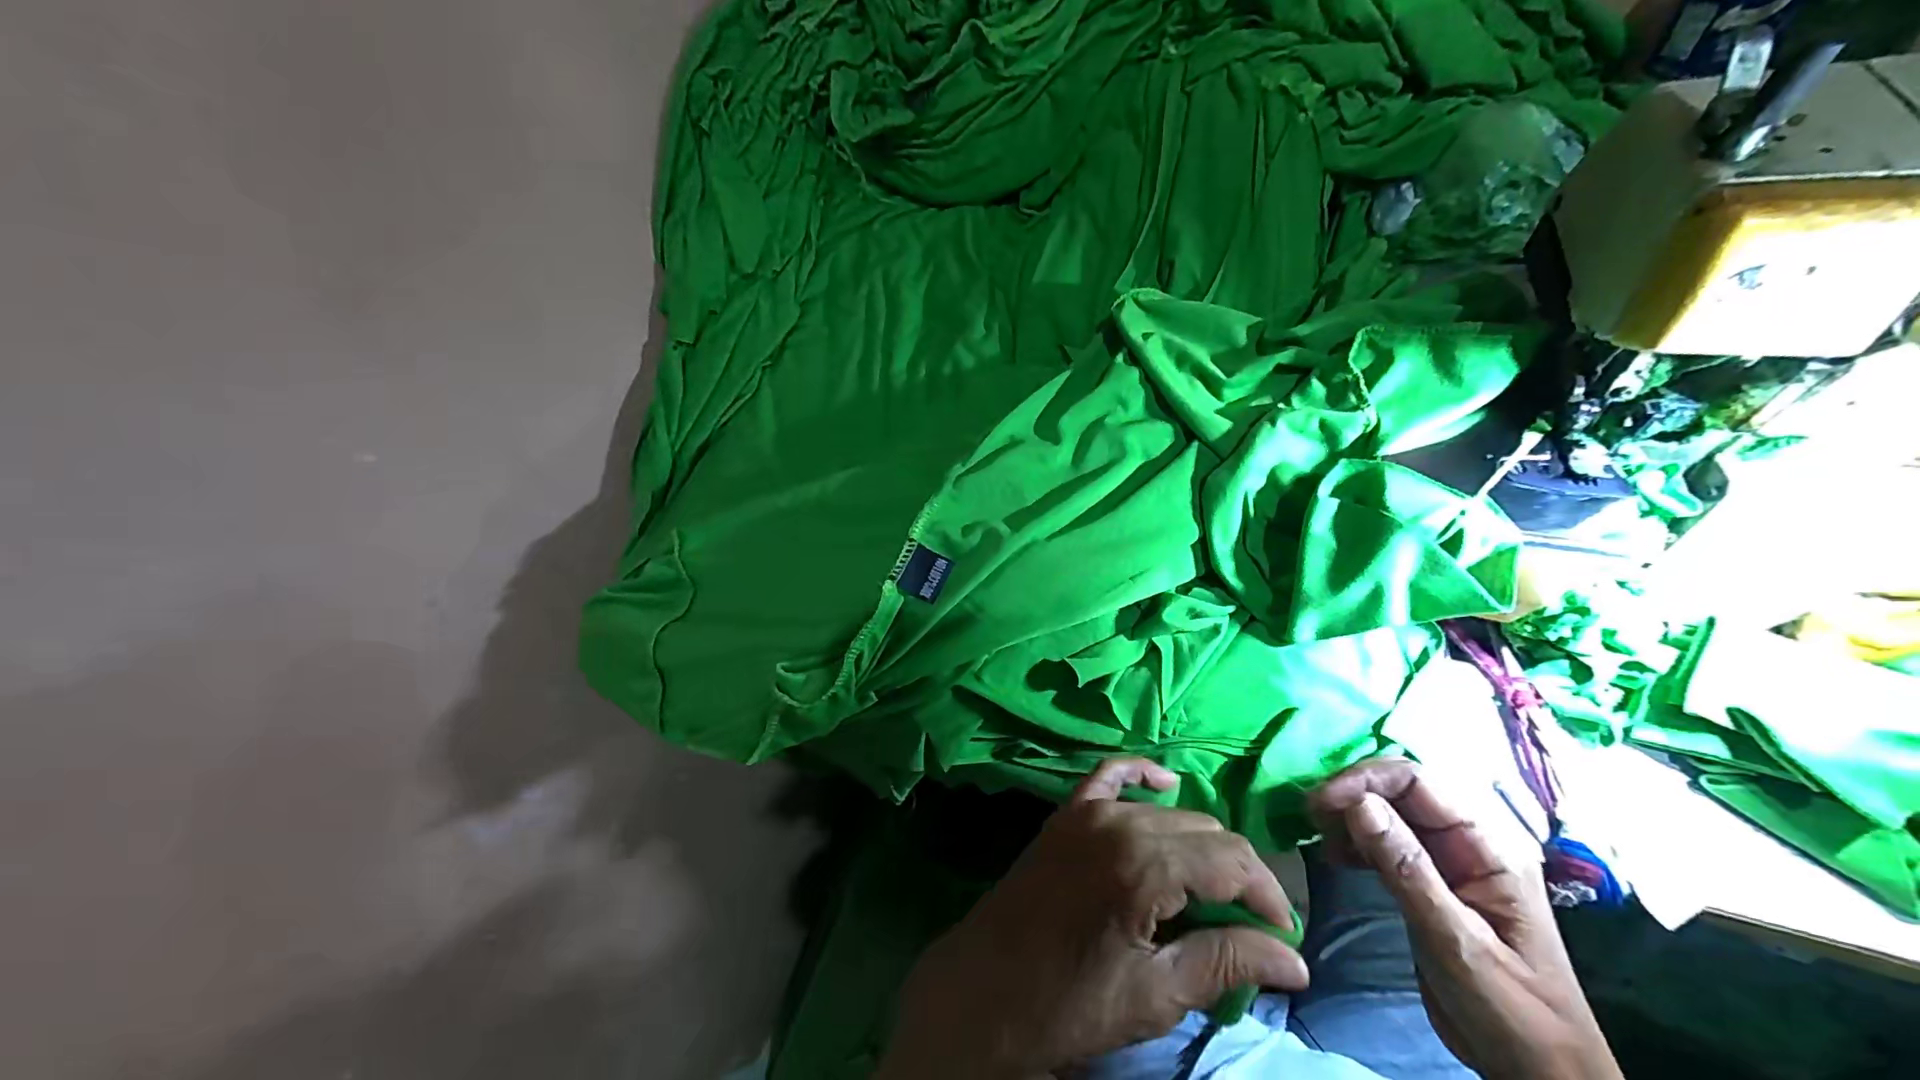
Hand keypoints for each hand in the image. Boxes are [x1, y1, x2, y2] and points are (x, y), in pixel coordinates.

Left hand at [877, 758, 1308, 1079]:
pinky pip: (1110, 775)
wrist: (981, 993)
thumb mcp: (1155, 995)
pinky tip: (1164, 785)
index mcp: (1145, 865)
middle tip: (1250, 924)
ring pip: (1169, 812)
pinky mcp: (1064, 815)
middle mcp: (1119, 823)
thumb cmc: (1069, 1004)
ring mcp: (1086, 812)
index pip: (1234, 861)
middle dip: (1239, 875)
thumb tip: (1295, 960)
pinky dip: (1142, 777)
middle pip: (1206, 832)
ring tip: (1214, 890)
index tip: (1282, 937)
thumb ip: (1226, 962)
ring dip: (1200, 843)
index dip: (1268, 897)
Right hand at [1309, 759, 1621, 1079]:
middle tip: (1311, 818)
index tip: (1322, 804)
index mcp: (1488, 847)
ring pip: (1388, 813)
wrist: (1539, 1072)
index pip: (1418, 782)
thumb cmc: (1512, 1010)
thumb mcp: (1456, 941)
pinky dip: (1354, 841)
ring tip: (1321, 839)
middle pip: (1400, 791)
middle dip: (1351, 794)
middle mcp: (1467, 843)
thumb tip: (1358, 803)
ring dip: (1348, 816)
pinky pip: (1384, 842)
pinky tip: (1335, 857)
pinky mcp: (1427, 882)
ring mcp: (1447, 862)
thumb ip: (1407, 870)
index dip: (1365, 781)